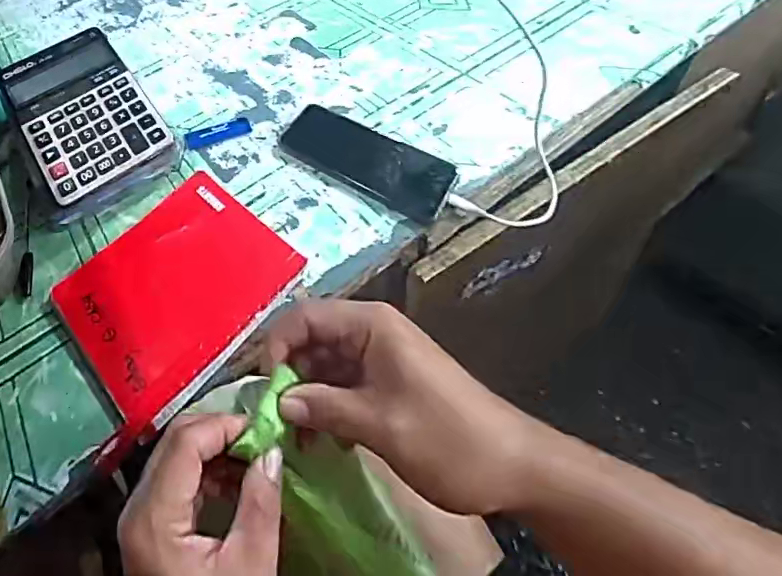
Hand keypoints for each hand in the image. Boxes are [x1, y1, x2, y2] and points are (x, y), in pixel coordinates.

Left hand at [119, 414, 280, 575]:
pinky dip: (203, 474)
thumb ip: (259, 504)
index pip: (185, 441)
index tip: (261, 428)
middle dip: (218, 433)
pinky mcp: (146, 530)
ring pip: (173, 458)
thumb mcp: (249, 568)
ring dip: (212, 451)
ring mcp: (138, 519)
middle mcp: (136, 508)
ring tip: (252, 459)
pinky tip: (233, 482)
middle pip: (174, 443)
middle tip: (258, 439)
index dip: (224, 425)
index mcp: (153, 514)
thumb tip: (271, 451)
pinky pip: (173, 482)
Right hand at [263, 299, 549, 516]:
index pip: (305, 316)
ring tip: (299, 438)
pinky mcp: (386, 379)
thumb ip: (326, 407)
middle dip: (290, 375)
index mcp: (370, 324)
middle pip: (311, 339)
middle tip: (277, 419)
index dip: (278, 345)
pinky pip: (343, 382)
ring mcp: (379, 354)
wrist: (516, 466)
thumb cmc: (448, 437)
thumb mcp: (381, 425)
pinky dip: (328, 405)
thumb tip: (279, 401)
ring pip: (324, 364)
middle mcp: (370, 330)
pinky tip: (325, 439)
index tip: (265, 386)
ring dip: (307, 396)